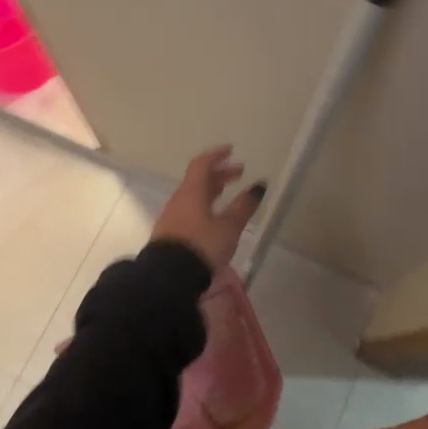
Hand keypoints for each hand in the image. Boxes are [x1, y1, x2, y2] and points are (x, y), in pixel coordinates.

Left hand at [150, 146, 264, 271]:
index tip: (232, 151)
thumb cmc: (202, 245)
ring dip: (212, 191)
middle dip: (219, 175)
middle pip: (198, 180)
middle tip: (239, 173)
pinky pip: (189, 210)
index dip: (217, 156)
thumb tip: (258, 186)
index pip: (202, 164)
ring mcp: (172, 217)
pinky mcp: (170, 234)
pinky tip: (214, 218)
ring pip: (193, 196)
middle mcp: (179, 200)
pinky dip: (204, 206)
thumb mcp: (228, 227)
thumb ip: (244, 206)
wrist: (168, 277)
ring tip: (229, 195)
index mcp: (192, 192)